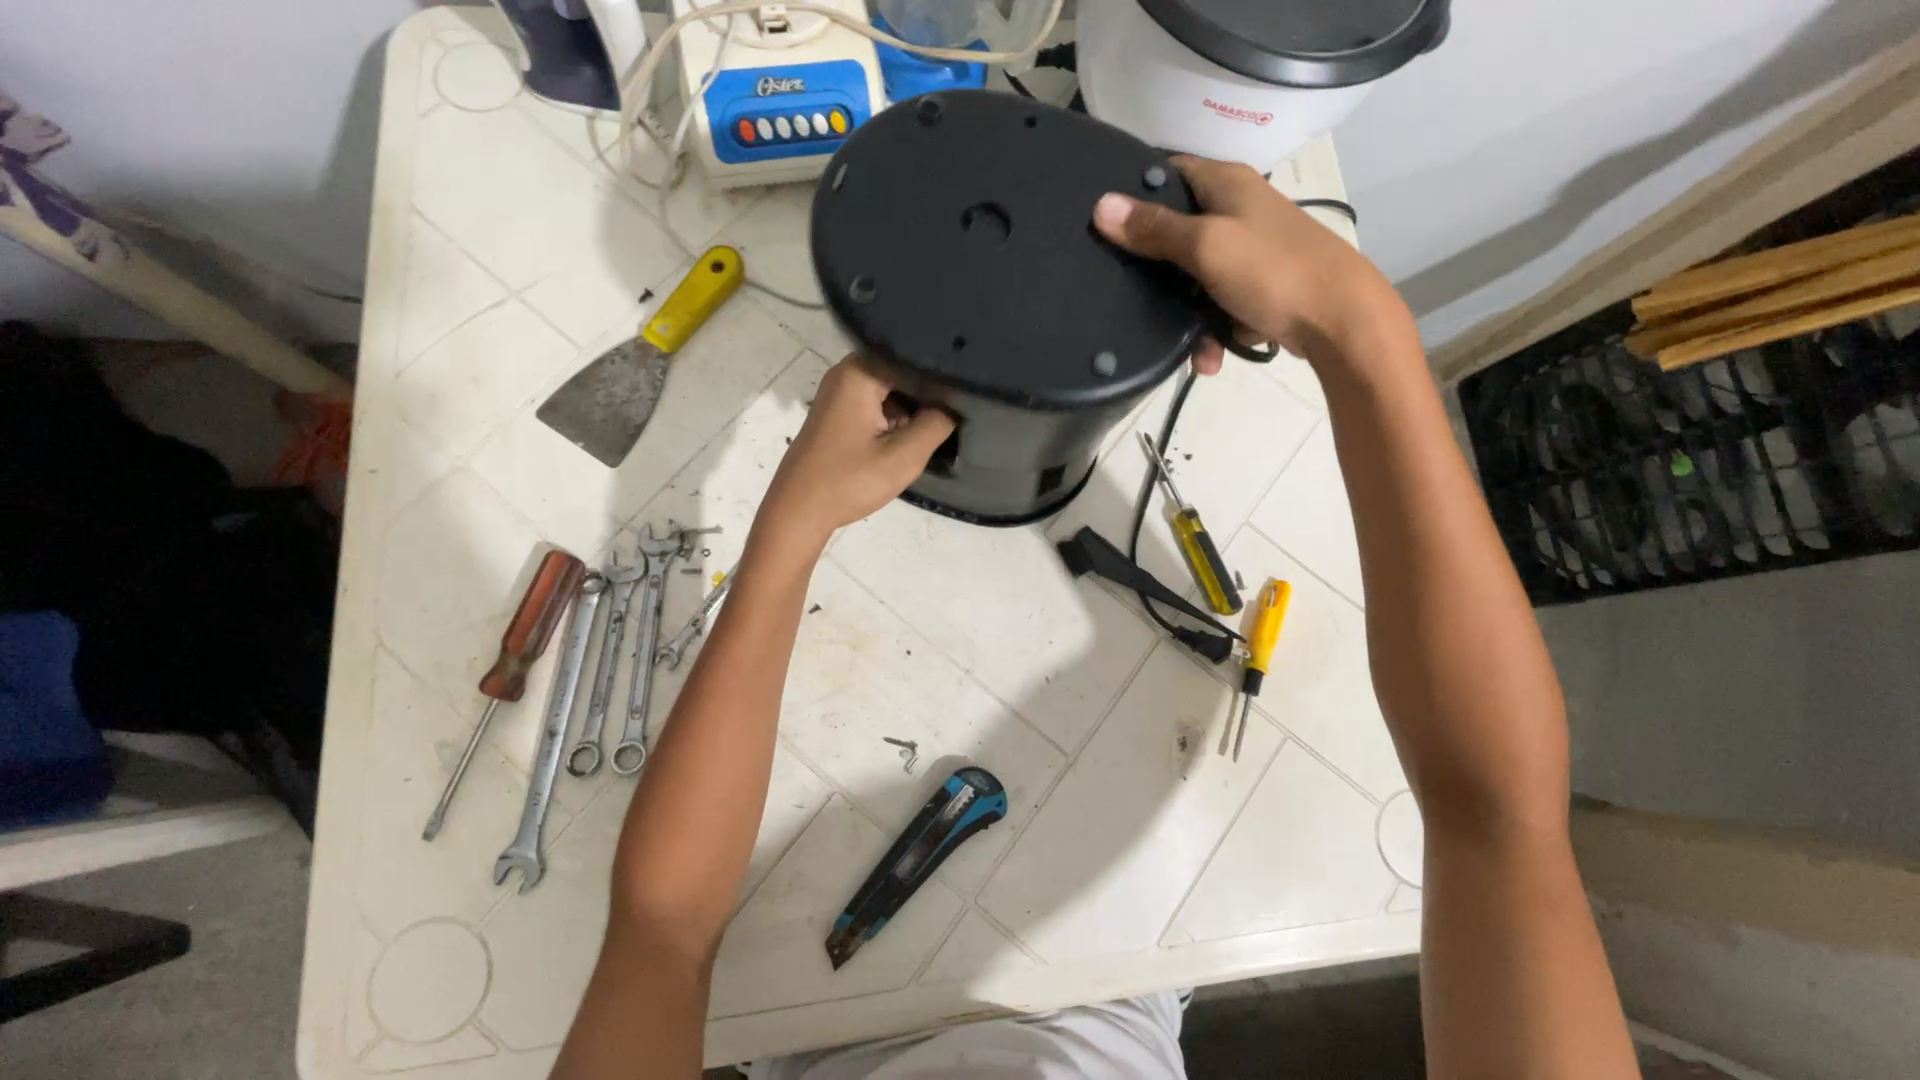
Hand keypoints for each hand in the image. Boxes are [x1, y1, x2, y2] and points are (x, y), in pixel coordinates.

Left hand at [754, 355, 955, 546]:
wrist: (798, 512)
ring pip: (892, 387)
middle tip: (961, 408)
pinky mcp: (839, 411)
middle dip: (929, 389)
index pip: (915, 355)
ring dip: (914, 405)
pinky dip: (897, 415)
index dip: (943, 373)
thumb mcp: (904, 456)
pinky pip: (878, 402)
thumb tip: (956, 404)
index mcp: (860, 371)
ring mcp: (841, 392)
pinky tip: (914, 432)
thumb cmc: (848, 482)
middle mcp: (848, 371)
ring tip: (942, 420)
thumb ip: (937, 423)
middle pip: (903, 369)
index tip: (969, 389)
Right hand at [1092, 155, 1411, 372]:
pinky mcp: (1258, 286)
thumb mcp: (1205, 246)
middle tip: (1129, 291)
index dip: (1134, 192)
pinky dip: (1214, 330)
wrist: (1341, 320)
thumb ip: (1154, 229)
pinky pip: (1219, 305)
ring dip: (1186, 314)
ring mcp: (1249, 249)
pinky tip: (1212, 356)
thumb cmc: (1272, 270)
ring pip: (1195, 277)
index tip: (1103, 222)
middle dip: (1155, 268)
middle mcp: (1237, 208)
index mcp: (1226, 183)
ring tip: (1187, 347)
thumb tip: (1101, 205)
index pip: (1167, 171)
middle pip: (1175, 230)